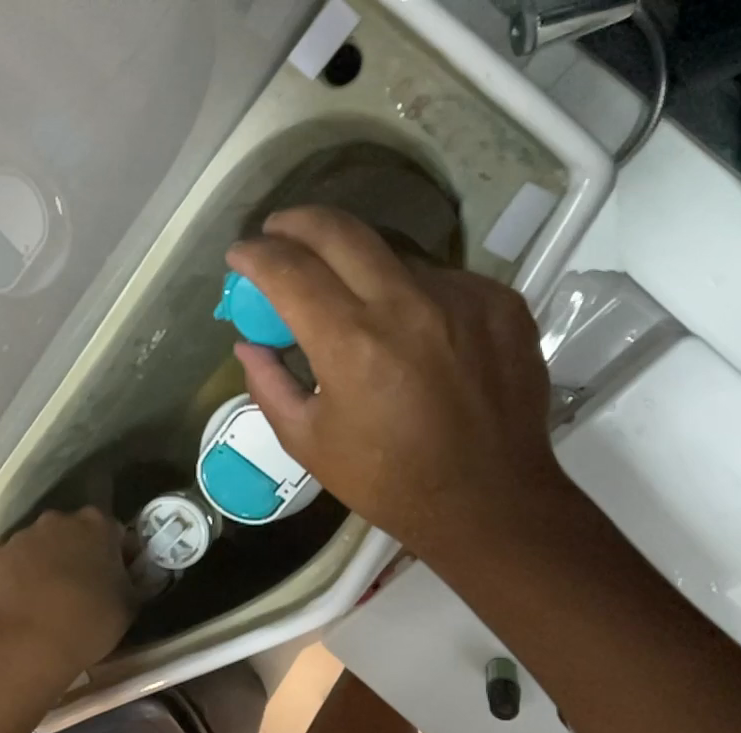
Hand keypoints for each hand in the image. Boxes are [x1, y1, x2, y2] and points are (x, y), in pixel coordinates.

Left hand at [0, 508, 133, 676]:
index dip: (117, 555)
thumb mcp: (129, 604)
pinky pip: (15, 562)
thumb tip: (122, 576)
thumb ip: (129, 580)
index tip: (116, 578)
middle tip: (82, 587)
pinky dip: (21, 575)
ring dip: (48, 562)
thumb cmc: (89, 621)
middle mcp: (58, 520)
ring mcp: (23, 536)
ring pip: (41, 545)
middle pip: (74, 532)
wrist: (29, 641)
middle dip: (79, 552)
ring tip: (49, 598)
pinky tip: (25, 602)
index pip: (114, 532)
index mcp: (97, 525)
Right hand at [226, 206, 572, 556]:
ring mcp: (461, 296)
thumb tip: (249, 344)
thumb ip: (268, 384)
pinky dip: (411, 294)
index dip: (255, 255)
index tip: (239, 254)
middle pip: (341, 231)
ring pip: (393, 255)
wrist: (490, 501)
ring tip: (349, 298)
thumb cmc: (387, 481)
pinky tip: (409, 329)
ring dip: (358, 265)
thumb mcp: (308, 442)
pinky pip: (440, 279)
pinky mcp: (500, 302)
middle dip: (297, 223)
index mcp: (351, 343)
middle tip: (278, 232)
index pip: (289, 271)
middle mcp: (407, 304)